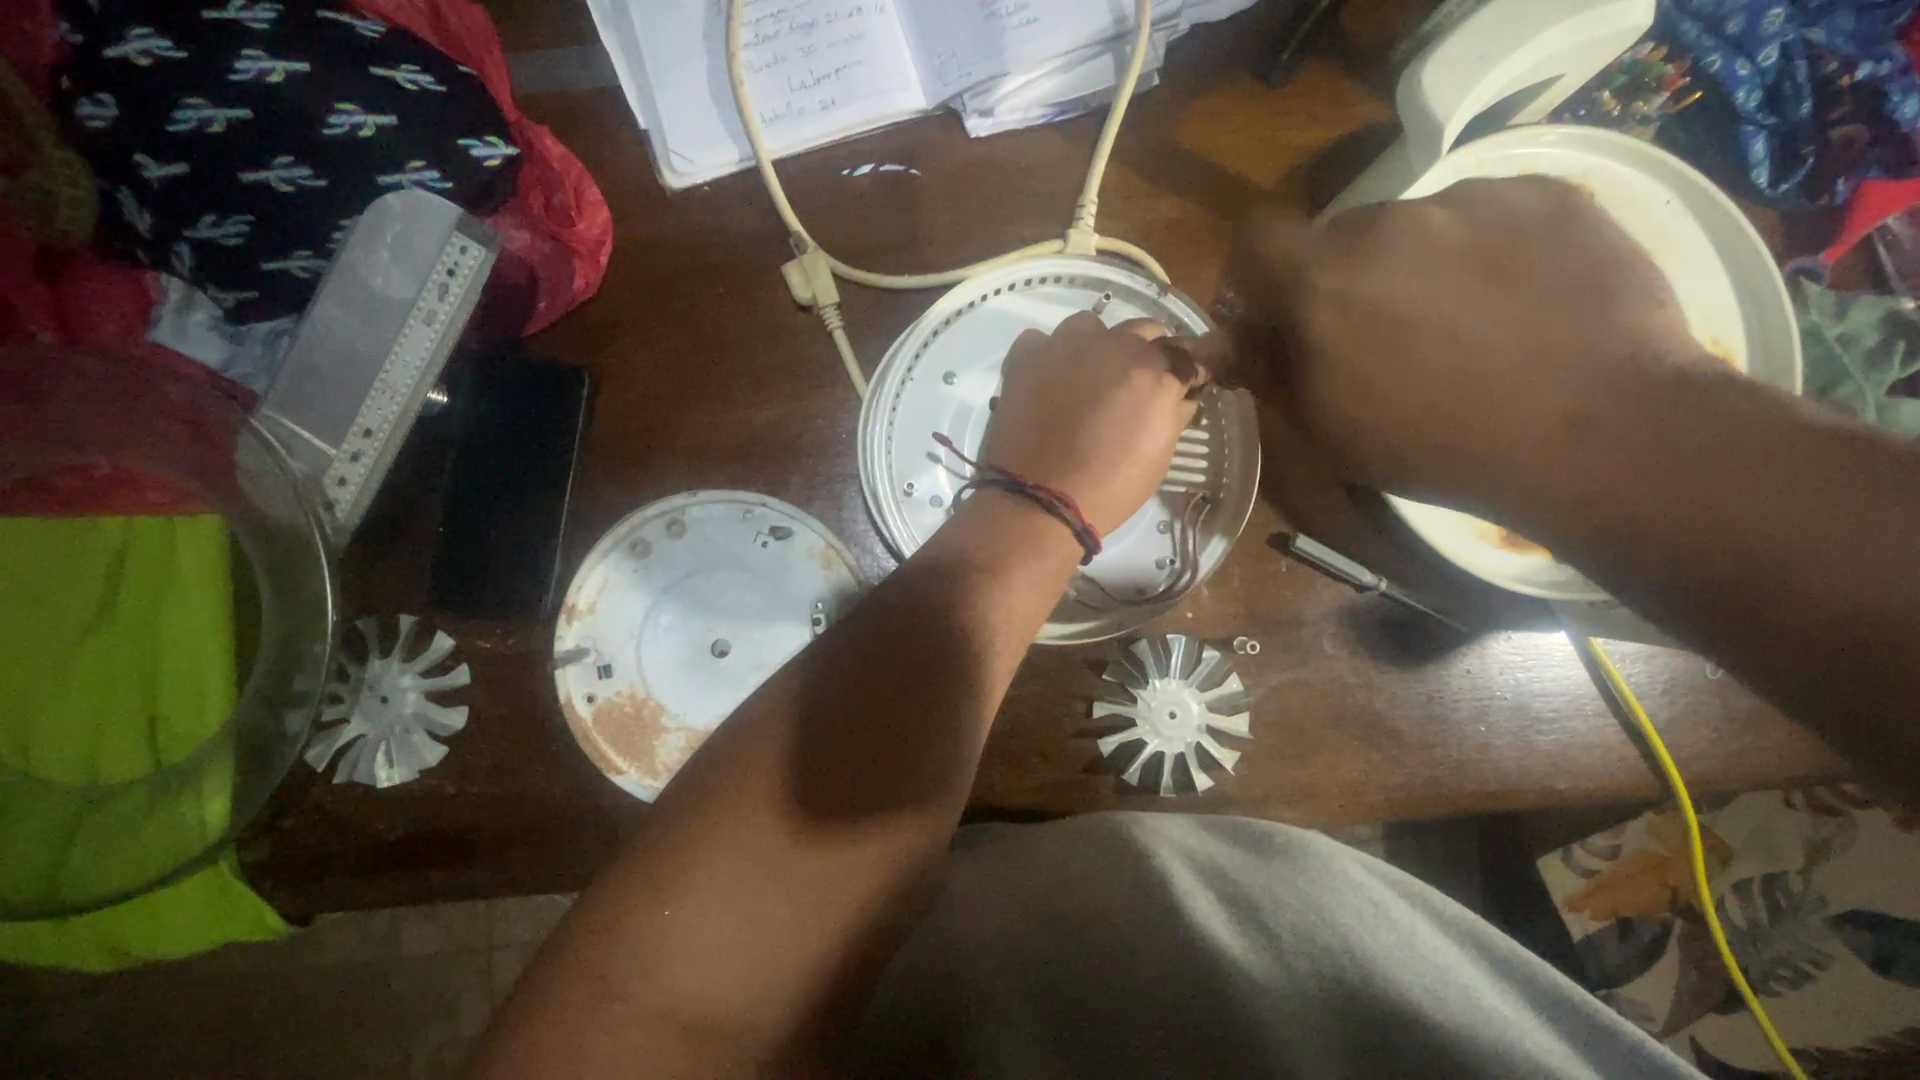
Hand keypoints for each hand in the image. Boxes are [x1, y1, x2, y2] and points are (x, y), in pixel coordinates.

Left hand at [979, 312, 1204, 536]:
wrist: (1039, 500)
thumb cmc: (1109, 487)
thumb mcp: (1157, 458)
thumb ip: (1173, 417)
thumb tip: (1183, 398)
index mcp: (1154, 371)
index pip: (1184, 352)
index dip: (1187, 367)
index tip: (1187, 380)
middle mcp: (1113, 346)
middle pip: (1141, 330)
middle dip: (1146, 351)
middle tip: (1137, 382)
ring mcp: (1066, 347)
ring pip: (1090, 326)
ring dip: (1097, 344)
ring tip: (1089, 374)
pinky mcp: (1025, 357)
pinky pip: (1041, 339)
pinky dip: (1048, 354)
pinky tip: (1048, 378)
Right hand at [1217, 177, 1709, 510]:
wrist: (1597, 431)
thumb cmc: (1437, 447)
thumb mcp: (1325, 432)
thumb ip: (1267, 373)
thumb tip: (1232, 340)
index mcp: (1322, 280)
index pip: (1257, 238)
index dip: (1261, 272)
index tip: (1280, 309)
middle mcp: (1388, 220)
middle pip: (1341, 235)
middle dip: (1345, 277)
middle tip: (1384, 333)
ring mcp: (1472, 199)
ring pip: (1418, 225)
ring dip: (1419, 264)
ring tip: (1469, 323)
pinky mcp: (1546, 194)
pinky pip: (1490, 214)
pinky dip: (1489, 251)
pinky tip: (1522, 304)